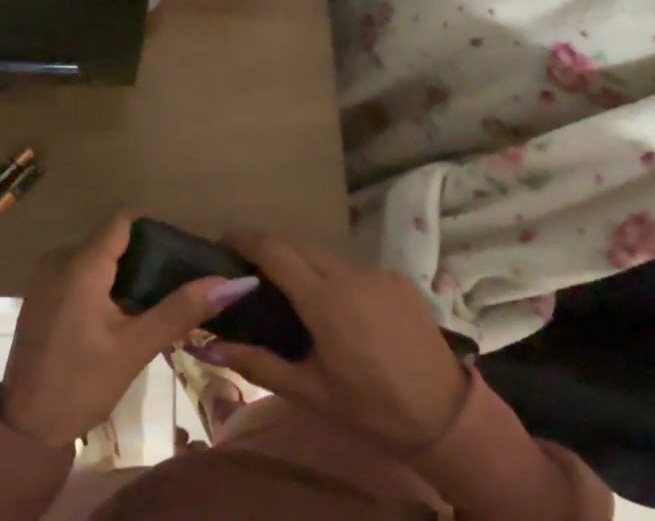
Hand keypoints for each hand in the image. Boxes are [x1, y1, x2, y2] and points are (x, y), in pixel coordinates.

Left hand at [1, 213, 255, 447]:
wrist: (26, 426)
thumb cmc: (82, 383)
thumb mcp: (136, 347)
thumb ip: (181, 310)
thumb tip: (233, 282)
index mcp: (81, 264)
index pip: (123, 221)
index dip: (155, 231)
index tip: (183, 255)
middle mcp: (59, 259)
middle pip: (111, 240)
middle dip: (145, 258)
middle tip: (178, 286)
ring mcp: (45, 278)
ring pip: (96, 260)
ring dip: (125, 276)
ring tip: (158, 304)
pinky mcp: (41, 298)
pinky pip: (79, 276)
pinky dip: (104, 288)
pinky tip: (124, 317)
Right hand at [199, 231, 470, 454]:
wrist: (446, 416)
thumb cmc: (371, 408)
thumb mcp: (309, 392)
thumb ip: (258, 363)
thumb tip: (208, 347)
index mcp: (324, 300)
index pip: (274, 250)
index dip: (245, 238)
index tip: (223, 241)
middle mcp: (349, 275)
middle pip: (298, 242)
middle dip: (269, 245)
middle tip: (247, 264)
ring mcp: (377, 273)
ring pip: (326, 253)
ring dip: (301, 259)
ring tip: (288, 287)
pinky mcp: (398, 279)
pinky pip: (353, 268)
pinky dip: (332, 275)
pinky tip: (334, 305)